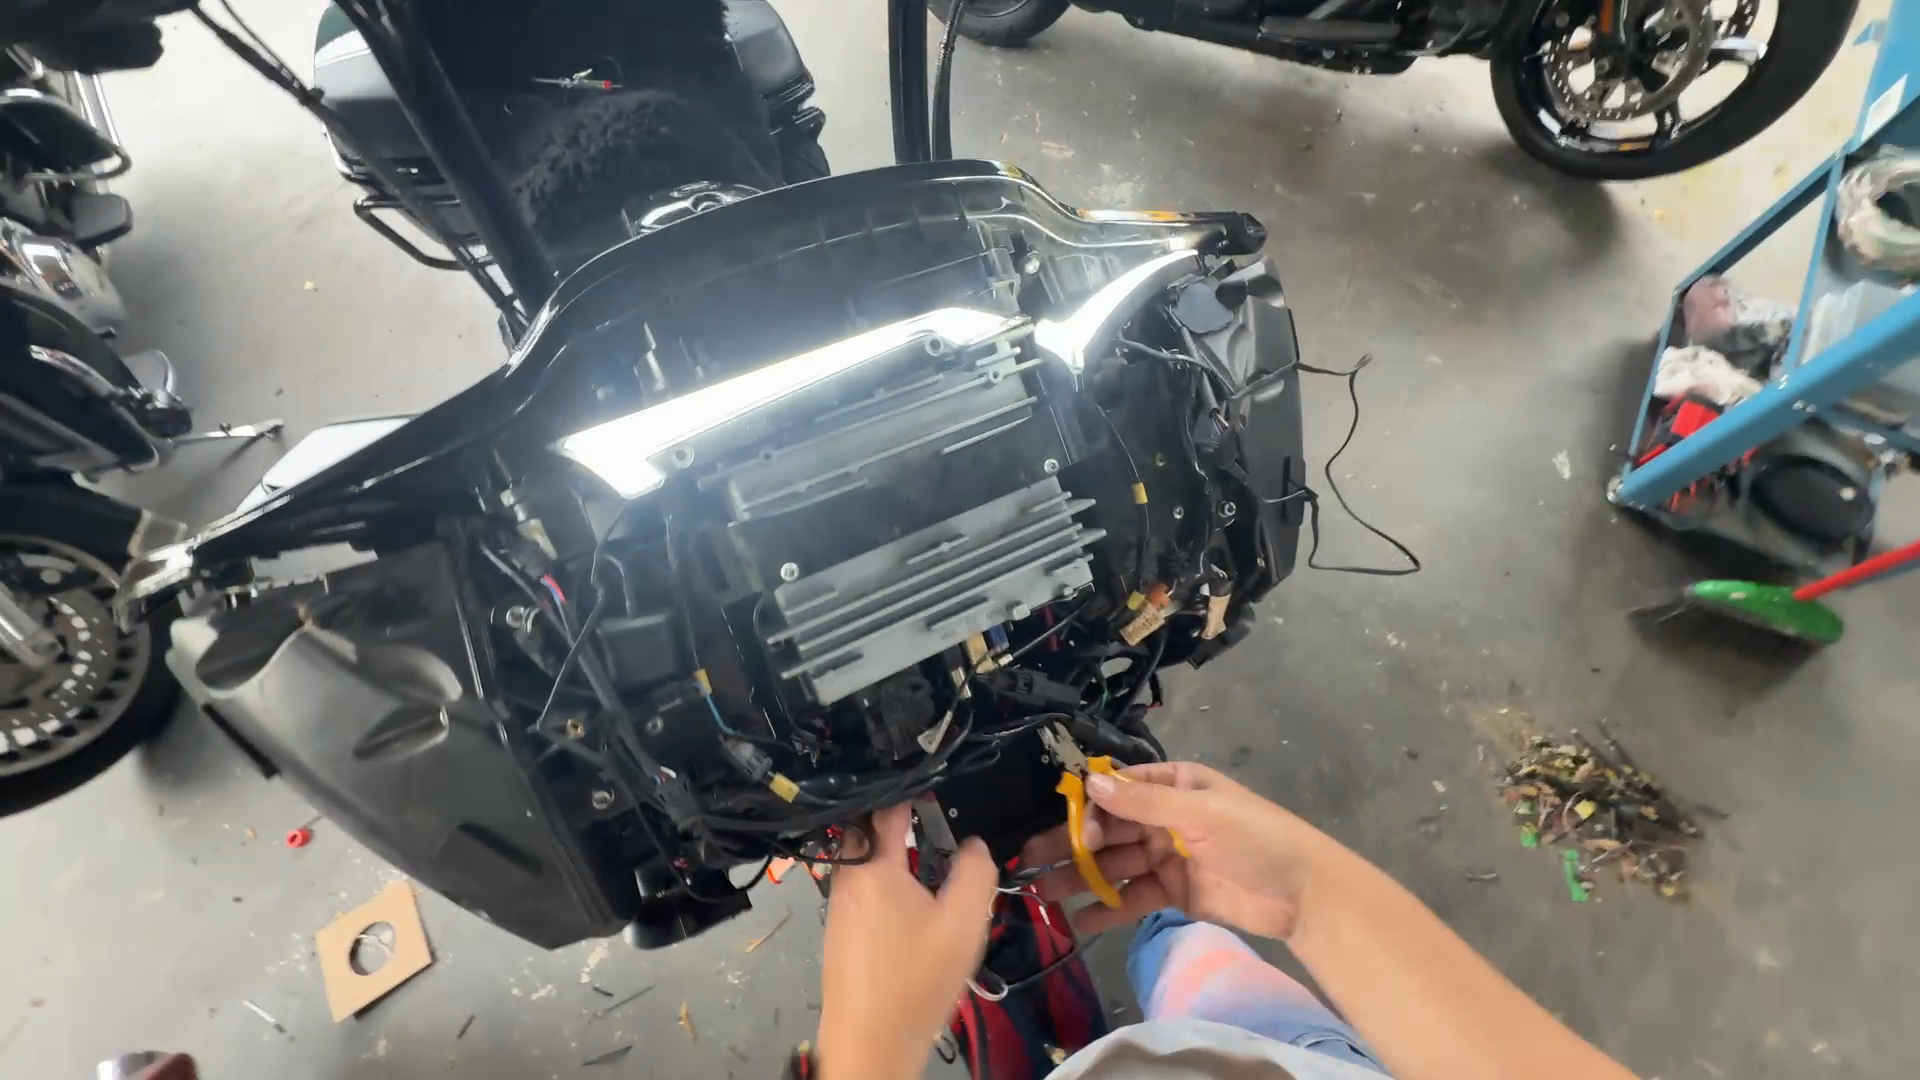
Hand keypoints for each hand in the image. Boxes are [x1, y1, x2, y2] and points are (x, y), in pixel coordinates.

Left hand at [819, 803, 999, 1079]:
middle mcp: (846, 878)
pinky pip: (858, 889)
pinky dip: (879, 883)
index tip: (931, 782)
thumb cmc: (917, 977)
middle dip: (893, 820)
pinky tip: (905, 906)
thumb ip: (975, 872)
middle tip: (928, 821)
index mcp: (873, 866)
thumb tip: (973, 843)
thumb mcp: (963, 922)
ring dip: (887, 854)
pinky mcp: (836, 934)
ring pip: (861, 862)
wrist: (871, 1046)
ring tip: (923, 863)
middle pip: (866, 831)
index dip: (910, 791)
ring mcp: (836, 907)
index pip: (887, 807)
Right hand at [1020, 761, 1335, 939]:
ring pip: (1114, 866)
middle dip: (1071, 844)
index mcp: (1171, 785)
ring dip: (1081, 878)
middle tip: (1029, 860)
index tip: (1065, 828)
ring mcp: (1166, 857)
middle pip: (1108, 831)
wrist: (1305, 894)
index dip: (1087, 808)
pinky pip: (1134, 898)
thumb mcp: (1199, 811)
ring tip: (1044, 894)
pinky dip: (1109, 908)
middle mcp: (1163, 817)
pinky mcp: (1174, 894)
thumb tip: (1090, 782)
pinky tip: (1081, 919)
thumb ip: (1143, 802)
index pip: (1117, 791)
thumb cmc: (1254, 837)